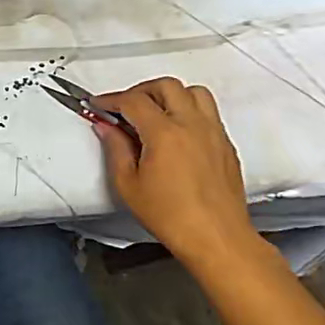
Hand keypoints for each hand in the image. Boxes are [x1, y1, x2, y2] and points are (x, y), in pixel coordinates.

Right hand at [92, 77, 258, 264]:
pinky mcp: (226, 144)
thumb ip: (115, 148)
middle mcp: (192, 126)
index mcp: (165, 134)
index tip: (99, 105)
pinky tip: (175, 130)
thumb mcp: (128, 184)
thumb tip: (106, 127)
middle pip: (166, 86)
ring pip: (194, 92)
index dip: (111, 99)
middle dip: (140, 90)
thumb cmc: (172, 216)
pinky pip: (208, 112)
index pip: (134, 100)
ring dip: (169, 95)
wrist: (216, 238)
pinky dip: (188, 110)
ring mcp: (213, 133)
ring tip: (153, 112)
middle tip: (124, 106)